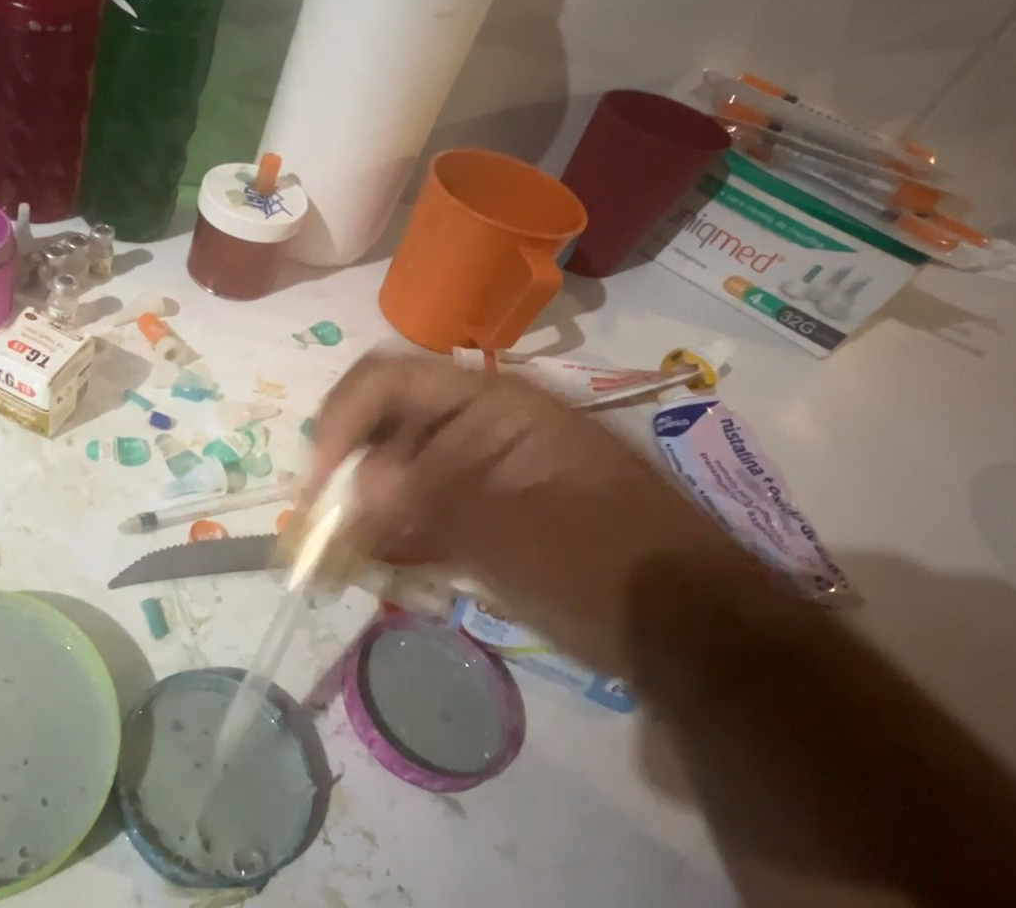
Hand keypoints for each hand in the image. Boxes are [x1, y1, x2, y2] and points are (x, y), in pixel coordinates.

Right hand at [308, 352, 735, 672]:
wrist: (699, 634)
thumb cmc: (604, 566)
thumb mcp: (506, 531)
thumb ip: (422, 500)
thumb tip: (351, 489)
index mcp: (492, 405)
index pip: (389, 381)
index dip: (340, 422)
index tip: (316, 488)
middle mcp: (484, 425)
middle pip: (388, 425)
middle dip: (346, 471)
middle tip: (322, 531)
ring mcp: (489, 470)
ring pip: (402, 471)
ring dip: (365, 506)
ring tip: (341, 554)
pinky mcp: (493, 512)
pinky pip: (425, 508)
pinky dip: (396, 531)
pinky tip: (378, 563)